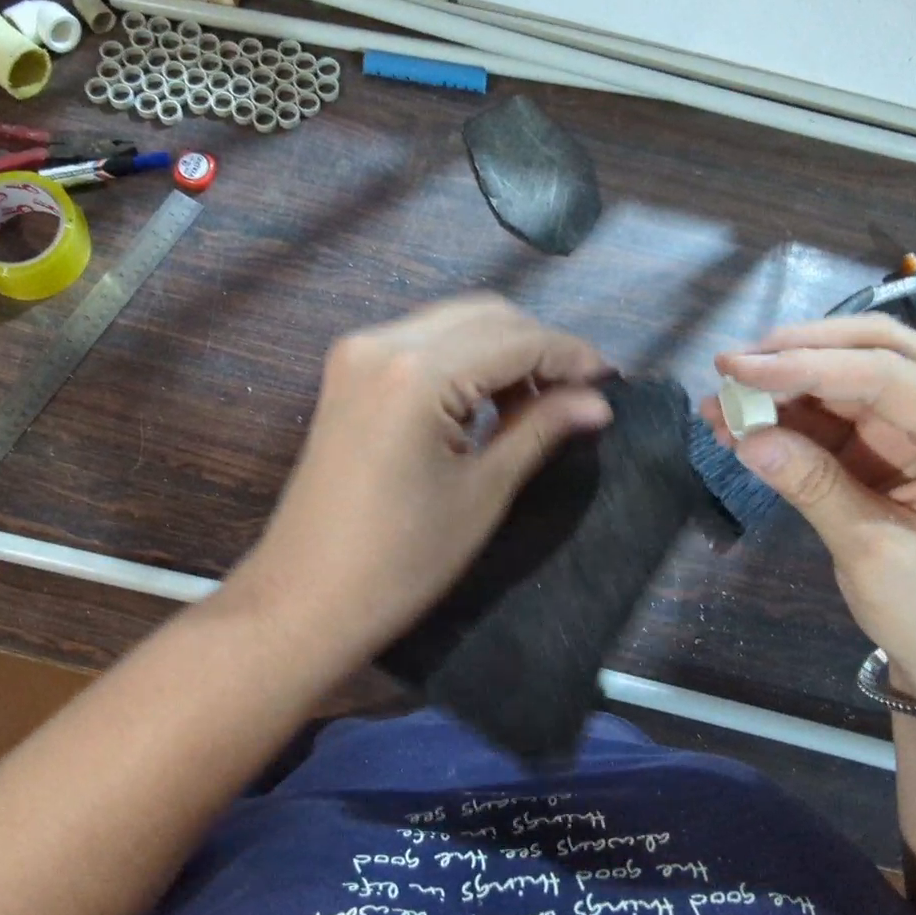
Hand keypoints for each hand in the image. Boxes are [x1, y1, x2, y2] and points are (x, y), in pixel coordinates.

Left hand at [226, 295, 612, 671]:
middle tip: (576, 395)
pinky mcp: (346, 373)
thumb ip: (539, 431)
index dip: (571, 355)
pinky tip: (485, 401)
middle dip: (538, 346)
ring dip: (501, 349)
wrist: (305, 598)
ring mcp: (357, 354)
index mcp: (417, 372)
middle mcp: (382, 341)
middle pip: (485, 316)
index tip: (611, 381)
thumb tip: (597, 401)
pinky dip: (462, 359)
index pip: (516, 339)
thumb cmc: (401, 560)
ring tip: (536, 402)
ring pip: (452, 323)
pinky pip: (421, 343)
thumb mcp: (482, 493)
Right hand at [703, 314, 915, 696]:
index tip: (736, 369)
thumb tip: (747, 437)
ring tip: (720, 397)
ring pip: (848, 375)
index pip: (887, 374)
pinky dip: (784, 415)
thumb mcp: (873, 551)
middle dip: (800, 352)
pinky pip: (830, 415)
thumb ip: (813, 486)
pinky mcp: (885, 447)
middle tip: (731, 365)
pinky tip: (736, 423)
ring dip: (784, 382)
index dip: (806, 365)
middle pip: (876, 351)